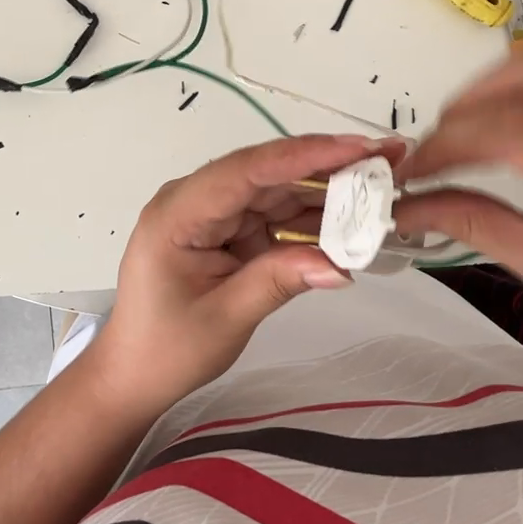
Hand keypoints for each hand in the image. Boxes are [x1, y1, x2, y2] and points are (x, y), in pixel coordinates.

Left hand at [91, 134, 402, 410]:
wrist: (135, 375)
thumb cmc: (167, 350)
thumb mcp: (225, 318)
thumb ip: (279, 281)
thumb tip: (342, 265)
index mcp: (178, 213)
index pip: (245, 170)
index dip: (303, 155)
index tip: (355, 148)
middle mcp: (195, 201)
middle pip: (267, 173)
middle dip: (327, 164)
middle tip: (388, 156)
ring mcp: (214, 215)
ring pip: (277, 191)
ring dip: (327, 189)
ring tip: (384, 180)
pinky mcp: (229, 231)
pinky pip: (276, 216)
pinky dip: (313, 218)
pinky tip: (353, 215)